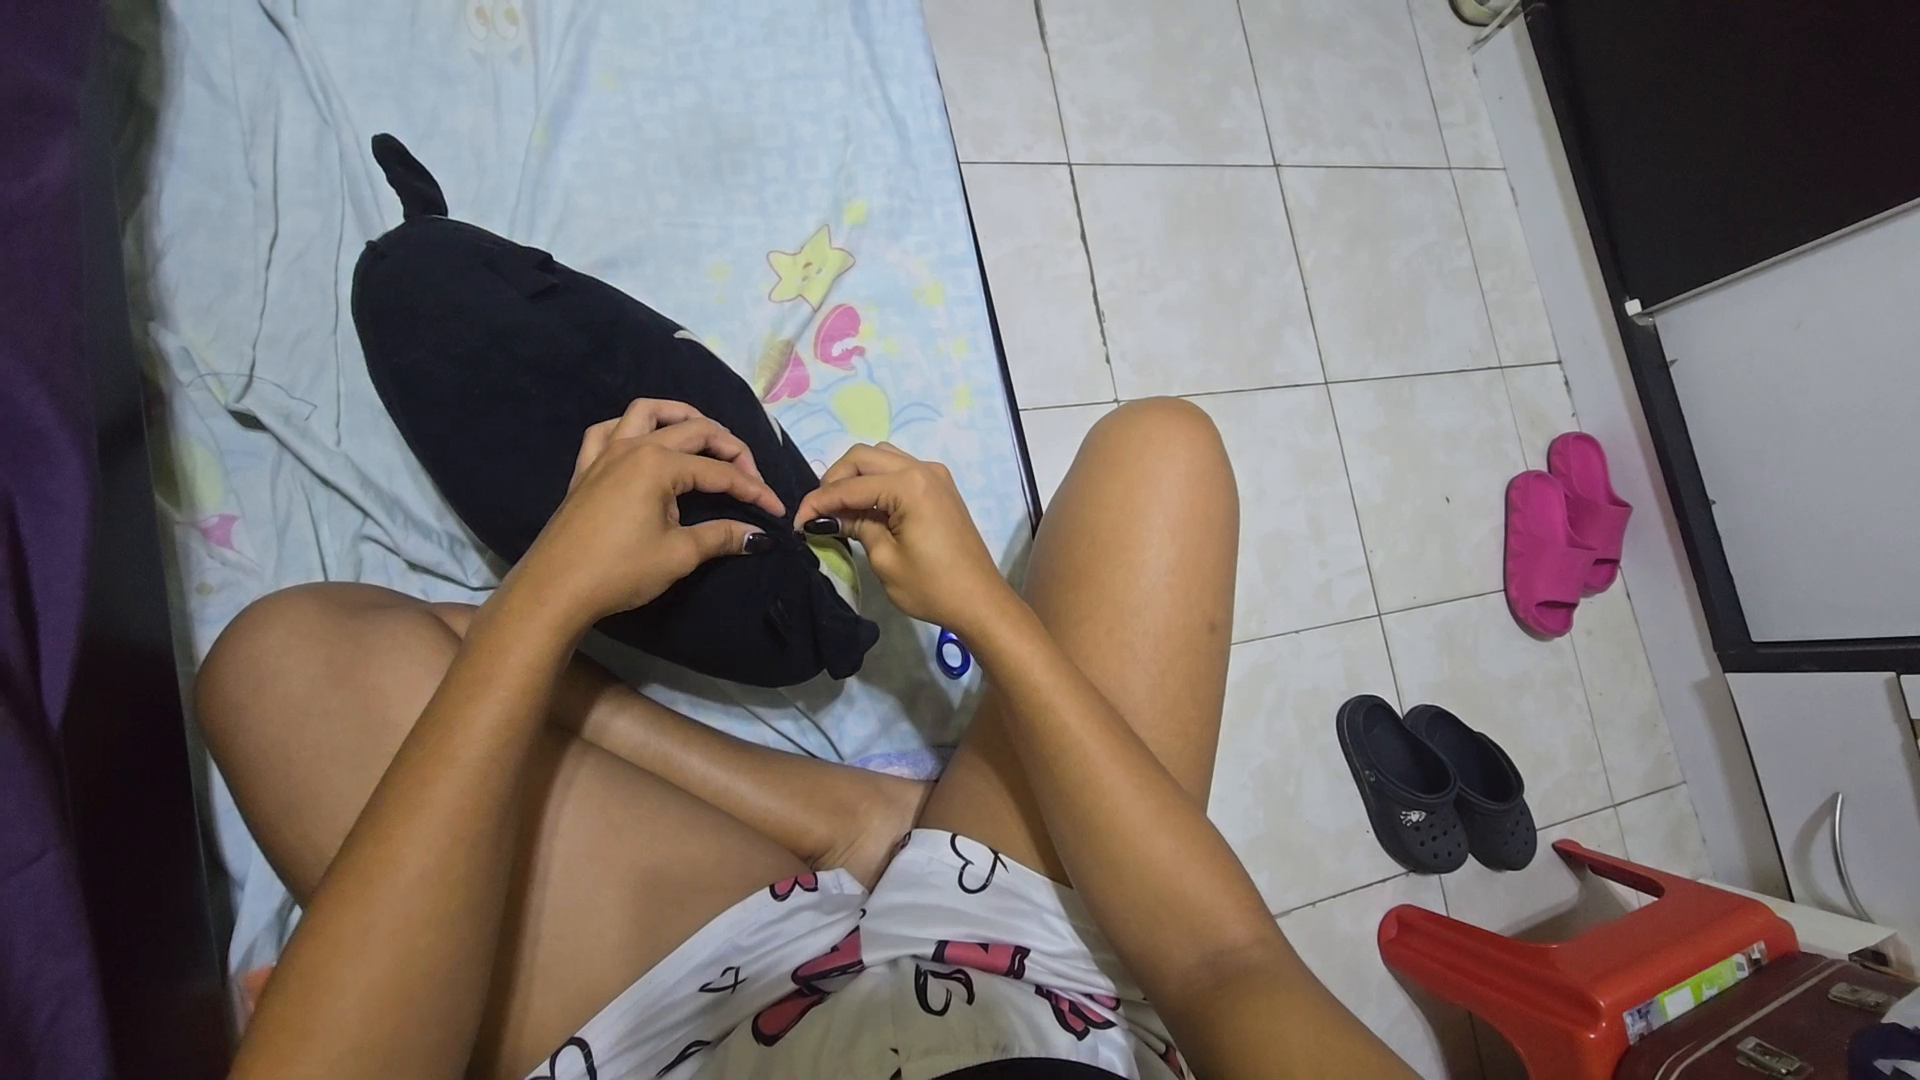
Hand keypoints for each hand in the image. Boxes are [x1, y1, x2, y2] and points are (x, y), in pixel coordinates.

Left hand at [512, 400, 785, 625]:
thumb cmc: (620, 571)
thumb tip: (760, 536)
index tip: (776, 512)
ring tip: (704, 434)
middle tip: (751, 478)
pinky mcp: (586, 468)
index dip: (754, 491)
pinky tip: (643, 442)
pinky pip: (608, 431)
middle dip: (731, 450)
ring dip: (681, 416)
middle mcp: (634, 447)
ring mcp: (605, 453)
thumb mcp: (680, 554)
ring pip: (647, 412)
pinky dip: (630, 428)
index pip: (721, 473)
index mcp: (659, 465)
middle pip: (695, 431)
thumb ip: (723, 536)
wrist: (555, 590)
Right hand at [793, 443, 1010, 633]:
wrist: (980, 600)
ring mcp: (935, 475)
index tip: (798, 521)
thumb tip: (827, 516)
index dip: (819, 501)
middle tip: (819, 511)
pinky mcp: (940, 487)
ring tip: (840, 508)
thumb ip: (856, 526)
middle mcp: (923, 469)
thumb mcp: (885, 559)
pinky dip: (877, 481)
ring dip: (856, 476)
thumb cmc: (932, 586)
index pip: (851, 485)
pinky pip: (900, 469)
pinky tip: (866, 507)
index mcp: (910, 486)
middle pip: (864, 457)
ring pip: (882, 458)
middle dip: (835, 480)